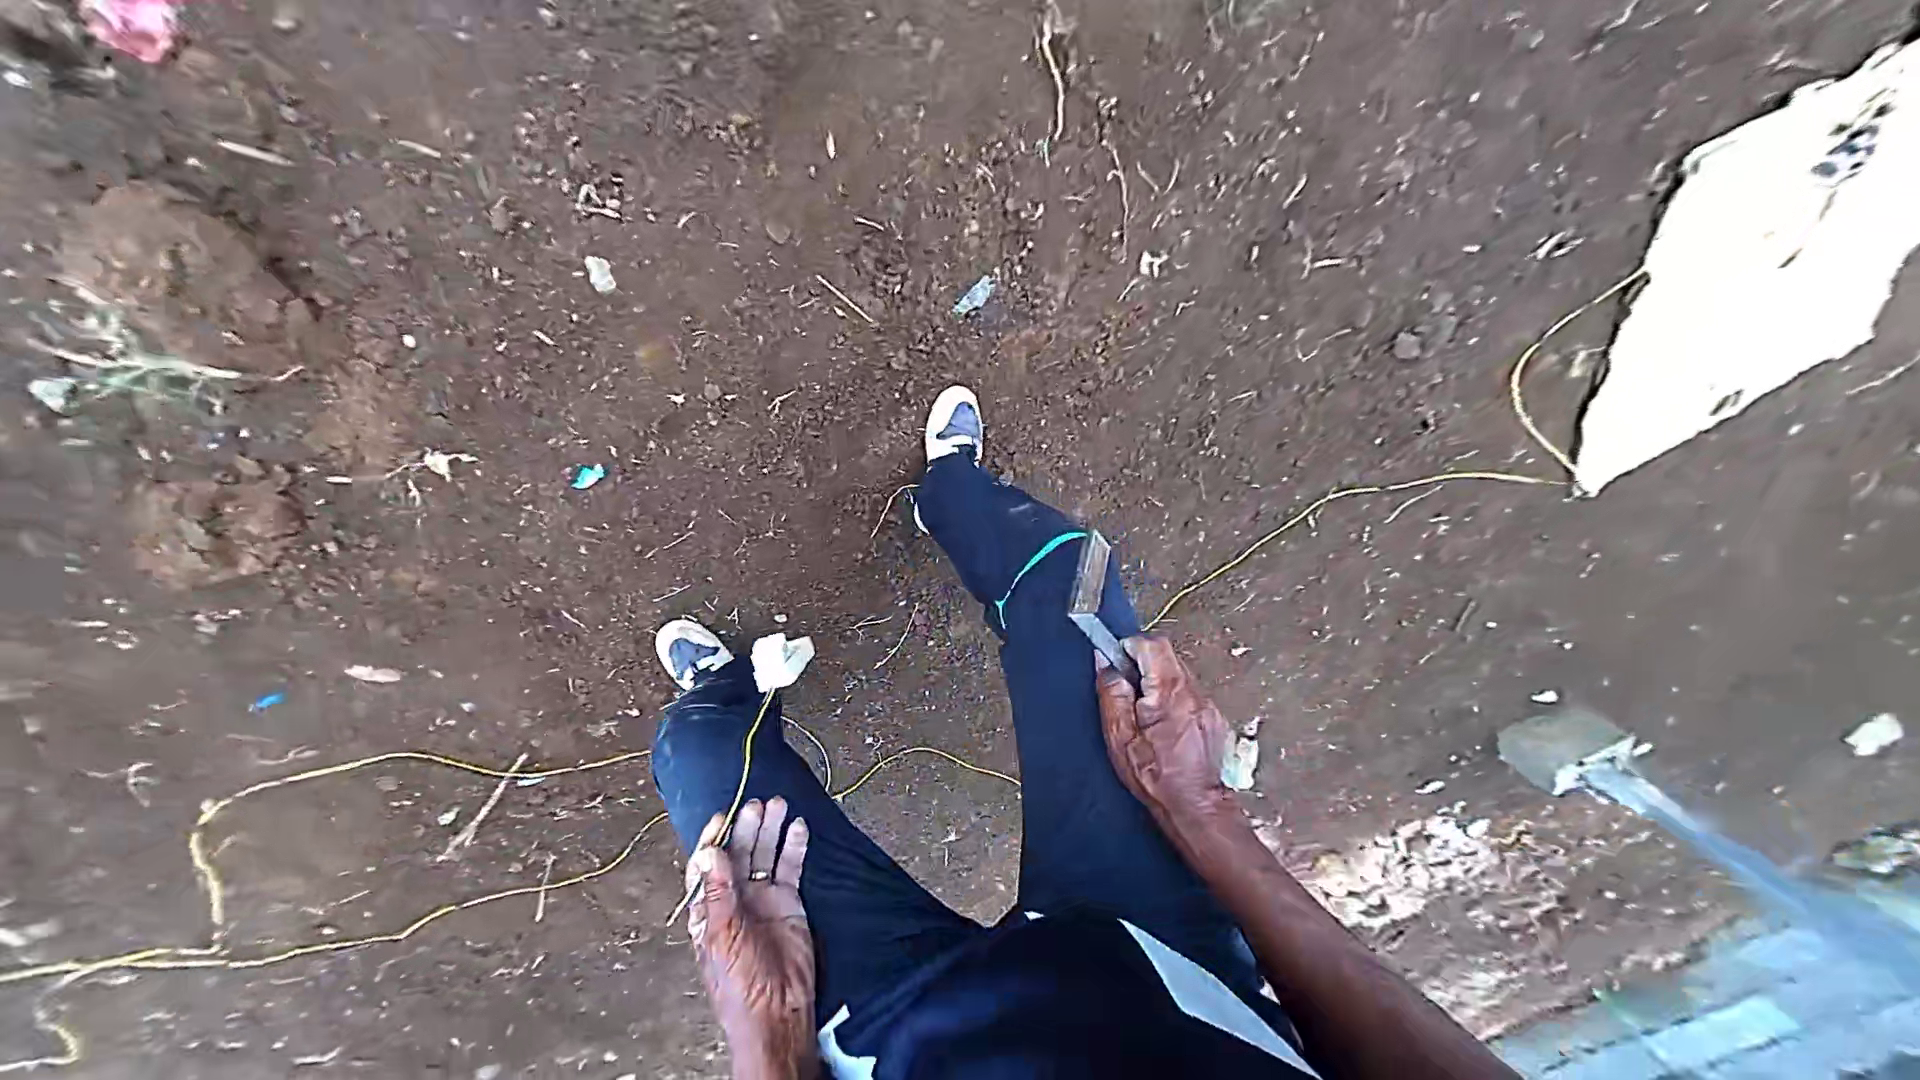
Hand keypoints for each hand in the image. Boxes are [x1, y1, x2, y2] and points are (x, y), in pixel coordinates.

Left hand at [686, 797, 818, 1079]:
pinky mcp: (789, 900)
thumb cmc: (740, 984)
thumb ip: (718, 893)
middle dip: (746, 828)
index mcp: (710, 909)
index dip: (713, 839)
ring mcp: (763, 898)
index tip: (721, 816)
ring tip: (778, 804)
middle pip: (739, 853)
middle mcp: (735, 898)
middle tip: (756, 805)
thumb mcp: (723, 937)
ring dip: (770, 829)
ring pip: (765, 854)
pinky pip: (790, 866)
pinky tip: (797, 827)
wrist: (778, 1010)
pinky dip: (794, 845)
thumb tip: (709, 852)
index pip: (707, 866)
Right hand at [1095, 635, 1236, 833]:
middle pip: (1166, 655)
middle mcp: (1193, 692)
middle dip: (1142, 664)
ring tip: (1143, 713)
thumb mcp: (1120, 736)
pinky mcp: (1213, 717)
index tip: (1117, 662)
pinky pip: (1187, 692)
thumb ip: (1112, 693)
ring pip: (1176, 673)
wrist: (1196, 808)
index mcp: (1168, 692)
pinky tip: (1162, 725)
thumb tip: (1104, 661)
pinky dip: (1171, 698)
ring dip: (1156, 682)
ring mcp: (1207, 704)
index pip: (1152, 644)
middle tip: (1127, 690)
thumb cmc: (1156, 778)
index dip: (1130, 647)